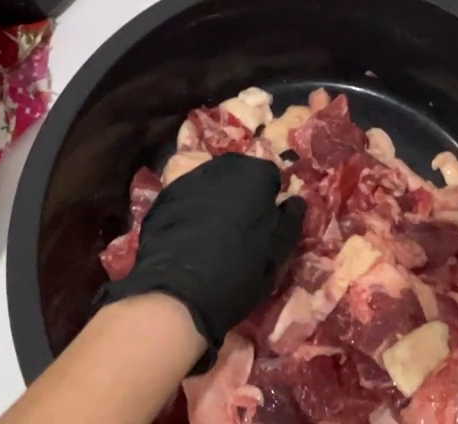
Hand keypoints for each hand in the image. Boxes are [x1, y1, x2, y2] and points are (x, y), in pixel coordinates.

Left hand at [92, 153, 305, 371]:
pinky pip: (188, 198)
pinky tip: (191, 237)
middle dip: (243, 194)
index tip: (266, 225)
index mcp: (255, 172)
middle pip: (239, 174)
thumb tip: (294, 200)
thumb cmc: (239, 271)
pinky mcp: (163, 196)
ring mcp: (189, 178)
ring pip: (212, 184)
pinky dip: (192, 210)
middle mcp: (222, 165)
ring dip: (217, 200)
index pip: (271, 177)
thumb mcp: (279, 251)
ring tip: (215, 234)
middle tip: (242, 228)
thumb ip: (291, 219)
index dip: (270, 200)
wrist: (177, 293)